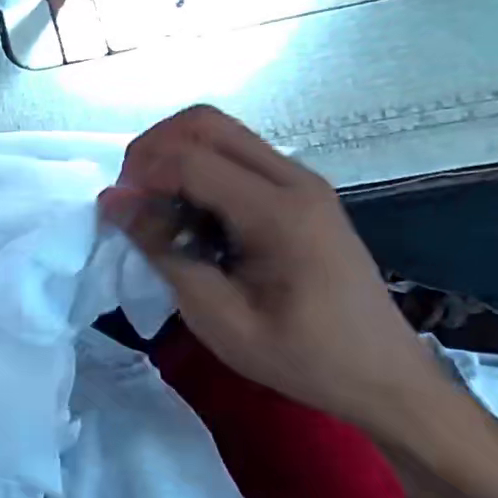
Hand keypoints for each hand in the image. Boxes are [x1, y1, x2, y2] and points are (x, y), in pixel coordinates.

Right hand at [99, 105, 455, 441]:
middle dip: (152, 148)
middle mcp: (293, 178)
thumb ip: (165, 253)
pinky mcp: (299, 189)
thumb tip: (114, 202)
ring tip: (154, 204)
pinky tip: (190, 212)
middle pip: (204, 122)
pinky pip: (234, 152)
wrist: (383, 376)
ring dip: (172, 154)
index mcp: (279, 212)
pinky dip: (196, 166)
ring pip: (218, 130)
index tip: (116, 213)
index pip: (191, 159)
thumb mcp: (221, 320)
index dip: (140, 176)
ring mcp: (300, 179)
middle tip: (131, 197)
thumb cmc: (302, 358)